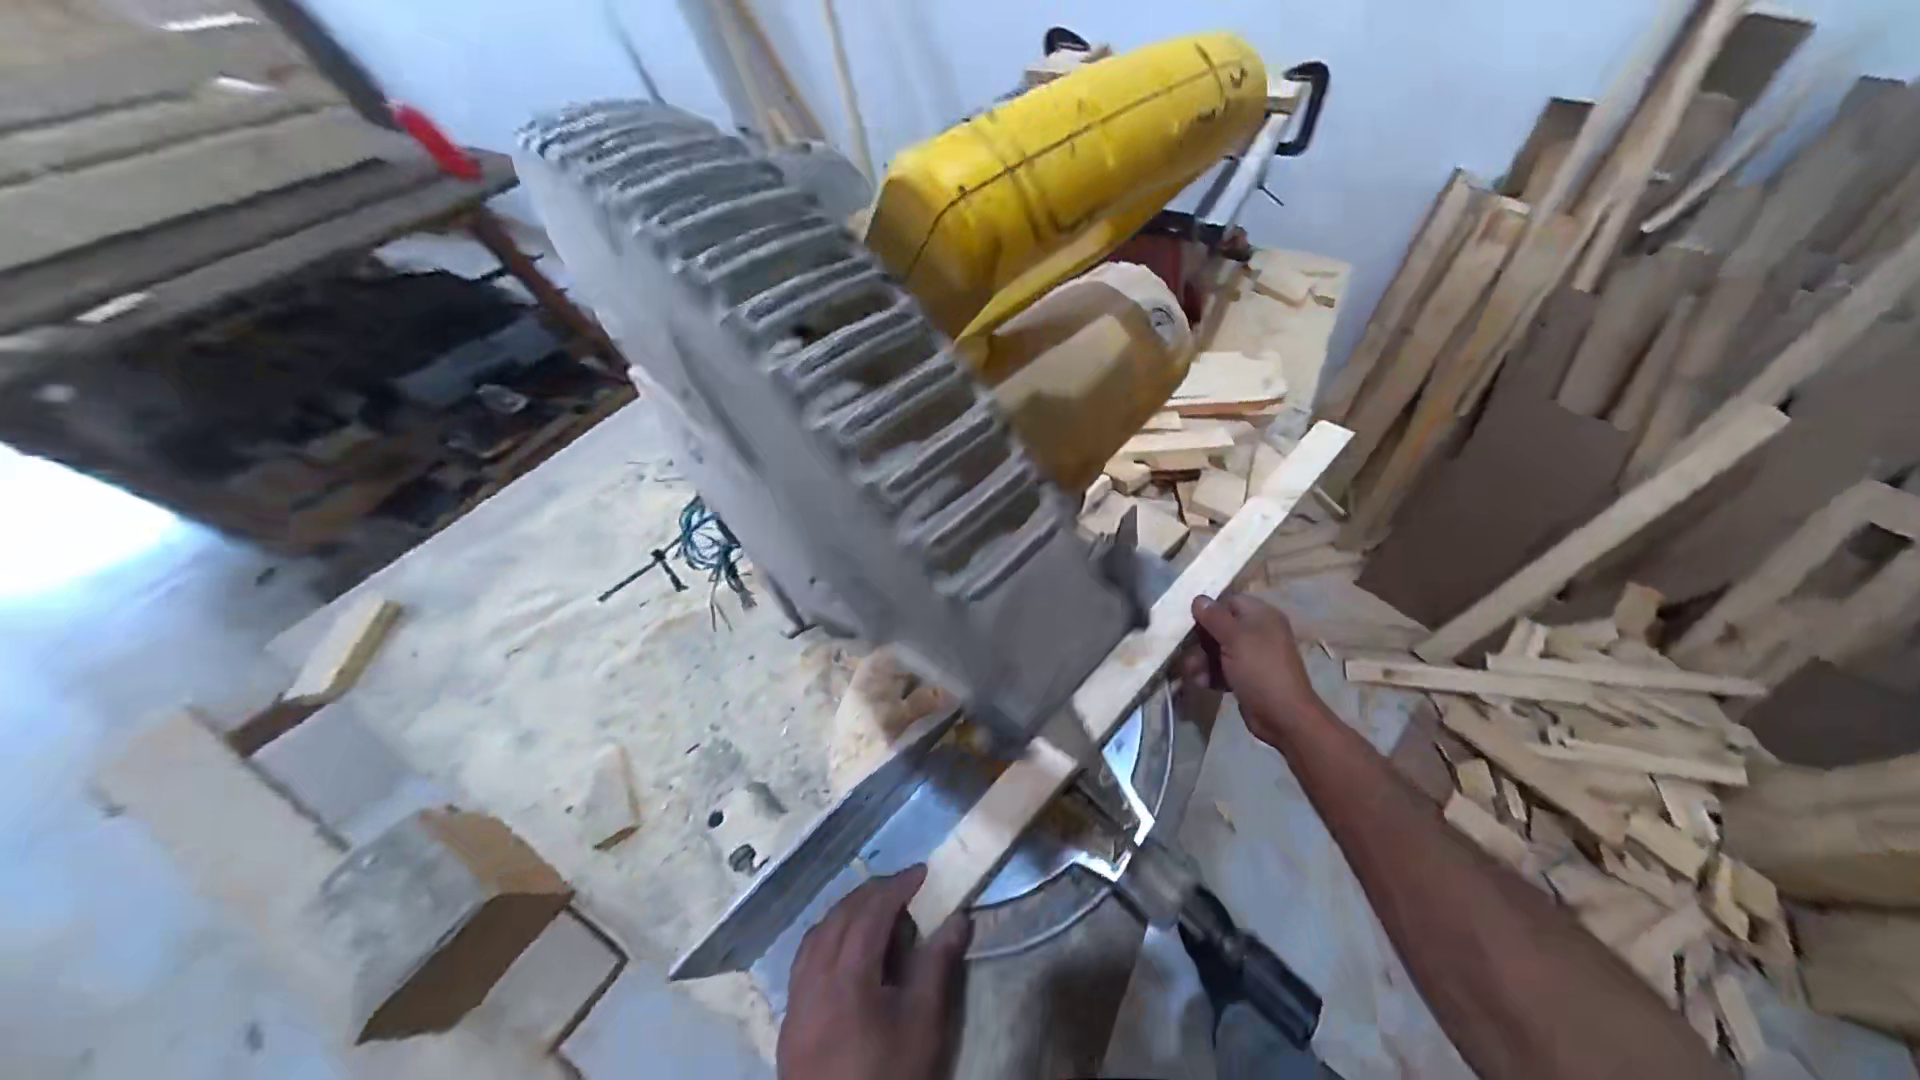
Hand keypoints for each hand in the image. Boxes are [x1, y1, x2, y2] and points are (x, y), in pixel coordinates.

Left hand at [777, 865, 970, 1079]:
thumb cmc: (889, 1077)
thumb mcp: (923, 1024)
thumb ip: (937, 964)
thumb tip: (958, 918)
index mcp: (846, 974)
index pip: (871, 911)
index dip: (897, 885)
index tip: (923, 872)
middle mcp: (814, 976)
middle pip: (841, 915)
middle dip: (873, 892)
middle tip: (905, 887)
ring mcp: (796, 997)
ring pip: (818, 932)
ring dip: (848, 911)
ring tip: (878, 910)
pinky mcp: (790, 1019)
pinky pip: (806, 957)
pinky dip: (829, 936)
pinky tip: (846, 948)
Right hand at [1179, 594, 1318, 746]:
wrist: (1283, 716)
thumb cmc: (1260, 670)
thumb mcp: (1235, 638)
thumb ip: (1214, 617)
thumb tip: (1198, 598)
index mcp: (1261, 616)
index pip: (1228, 602)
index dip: (1209, 612)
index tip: (1192, 626)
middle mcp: (1258, 632)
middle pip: (1219, 627)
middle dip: (1201, 642)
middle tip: (1189, 654)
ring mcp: (1252, 655)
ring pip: (1217, 650)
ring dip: (1202, 661)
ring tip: (1195, 674)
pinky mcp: (1246, 676)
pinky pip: (1222, 668)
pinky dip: (1211, 674)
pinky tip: (1204, 683)